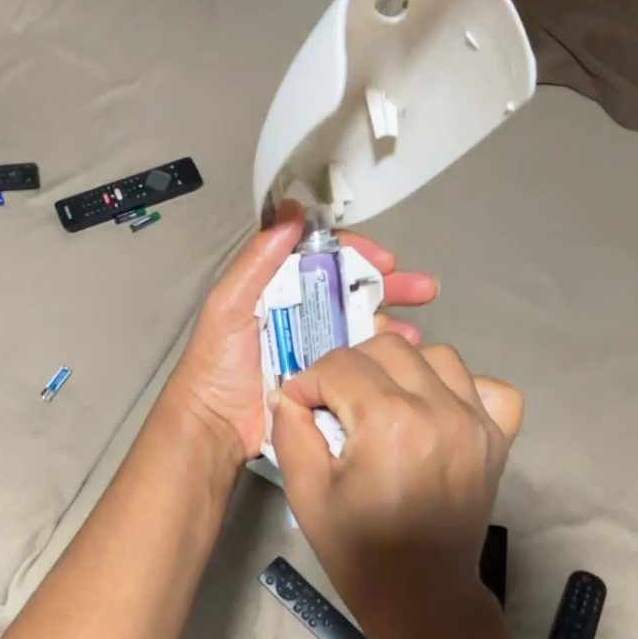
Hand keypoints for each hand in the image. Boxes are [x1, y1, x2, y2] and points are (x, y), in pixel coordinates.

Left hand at [164, 201, 437, 463]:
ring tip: (411, 331)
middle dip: (391, 285)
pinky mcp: (327, 380)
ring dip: (392, 321)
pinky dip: (384, 354)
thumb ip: (256, 261)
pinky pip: (361, 361)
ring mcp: (317, 347)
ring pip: (363, 324)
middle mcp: (302, 313)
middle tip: (422, 288)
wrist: (215, 426)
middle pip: (353, 289)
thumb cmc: (216, 364)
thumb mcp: (227, 305)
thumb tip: (291, 212)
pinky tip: (403, 354)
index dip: (357, 253)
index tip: (385, 259)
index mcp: (278, 289)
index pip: (324, 258)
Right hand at [270, 336, 524, 638]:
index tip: (302, 407)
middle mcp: (439, 408)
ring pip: (437, 356)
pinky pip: (488, 386)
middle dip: (351, 367)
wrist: (421, 593)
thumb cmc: (358, 549)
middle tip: (338, 404)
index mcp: (389, 422)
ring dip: (403, 370)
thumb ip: (291, 432)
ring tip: (385, 404)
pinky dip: (462, 387)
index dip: (310, 382)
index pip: (340, 365)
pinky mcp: (498, 437)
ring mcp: (477, 421)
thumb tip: (288, 394)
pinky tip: (437, 411)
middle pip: (388, 347)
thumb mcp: (306, 494)